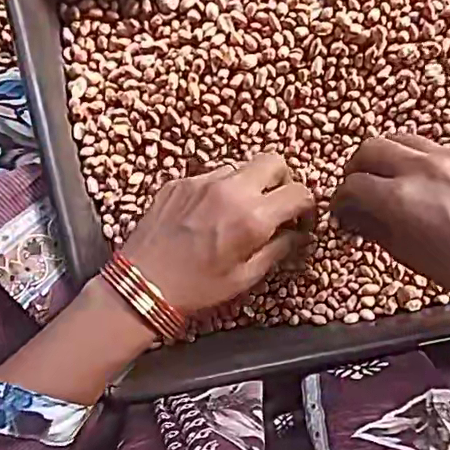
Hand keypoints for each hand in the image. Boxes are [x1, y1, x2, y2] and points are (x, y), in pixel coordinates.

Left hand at [118, 153, 314, 313]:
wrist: (142, 284)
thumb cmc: (196, 288)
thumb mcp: (245, 277)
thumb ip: (277, 250)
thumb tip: (296, 235)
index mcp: (252, 217)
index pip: (299, 192)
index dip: (307, 206)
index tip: (301, 220)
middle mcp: (230, 190)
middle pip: (274, 161)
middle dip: (283, 180)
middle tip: (276, 204)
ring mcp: (202, 181)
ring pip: (241, 166)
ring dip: (249, 183)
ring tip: (239, 211)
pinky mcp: (180, 182)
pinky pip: (211, 174)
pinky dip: (220, 188)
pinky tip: (210, 213)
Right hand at [331, 133, 449, 298]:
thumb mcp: (408, 255)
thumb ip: (375, 228)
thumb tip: (353, 216)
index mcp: (400, 198)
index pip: (353, 185)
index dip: (340, 198)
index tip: (341, 209)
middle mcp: (420, 169)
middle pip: (370, 148)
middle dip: (356, 168)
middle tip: (356, 188)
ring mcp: (448, 158)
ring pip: (399, 139)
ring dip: (383, 156)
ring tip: (384, 179)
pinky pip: (429, 147)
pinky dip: (412, 158)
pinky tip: (417, 182)